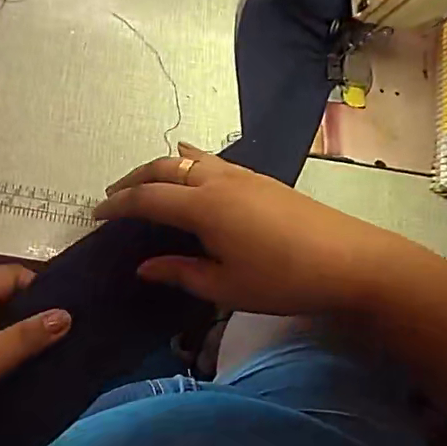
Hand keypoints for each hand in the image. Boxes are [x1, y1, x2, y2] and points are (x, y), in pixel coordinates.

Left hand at [0, 264, 69, 445]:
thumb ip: (27, 336)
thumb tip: (67, 314)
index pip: (11, 274)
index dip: (41, 285)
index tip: (72, 305)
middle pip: (6, 297)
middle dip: (36, 309)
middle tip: (72, 327)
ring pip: (0, 324)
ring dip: (25, 333)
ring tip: (61, 346)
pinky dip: (11, 352)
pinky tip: (33, 366)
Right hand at [93, 142, 437, 315]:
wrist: (351, 261)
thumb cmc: (283, 279)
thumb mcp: (225, 286)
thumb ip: (180, 272)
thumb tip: (143, 267)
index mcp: (203, 206)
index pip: (147, 198)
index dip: (117, 205)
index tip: (95, 215)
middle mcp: (218, 180)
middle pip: (164, 167)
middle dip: (133, 179)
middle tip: (113, 195)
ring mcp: (242, 175)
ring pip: (189, 158)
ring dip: (161, 167)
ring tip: (146, 182)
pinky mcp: (261, 179)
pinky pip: (212, 160)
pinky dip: (190, 160)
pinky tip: (192, 166)